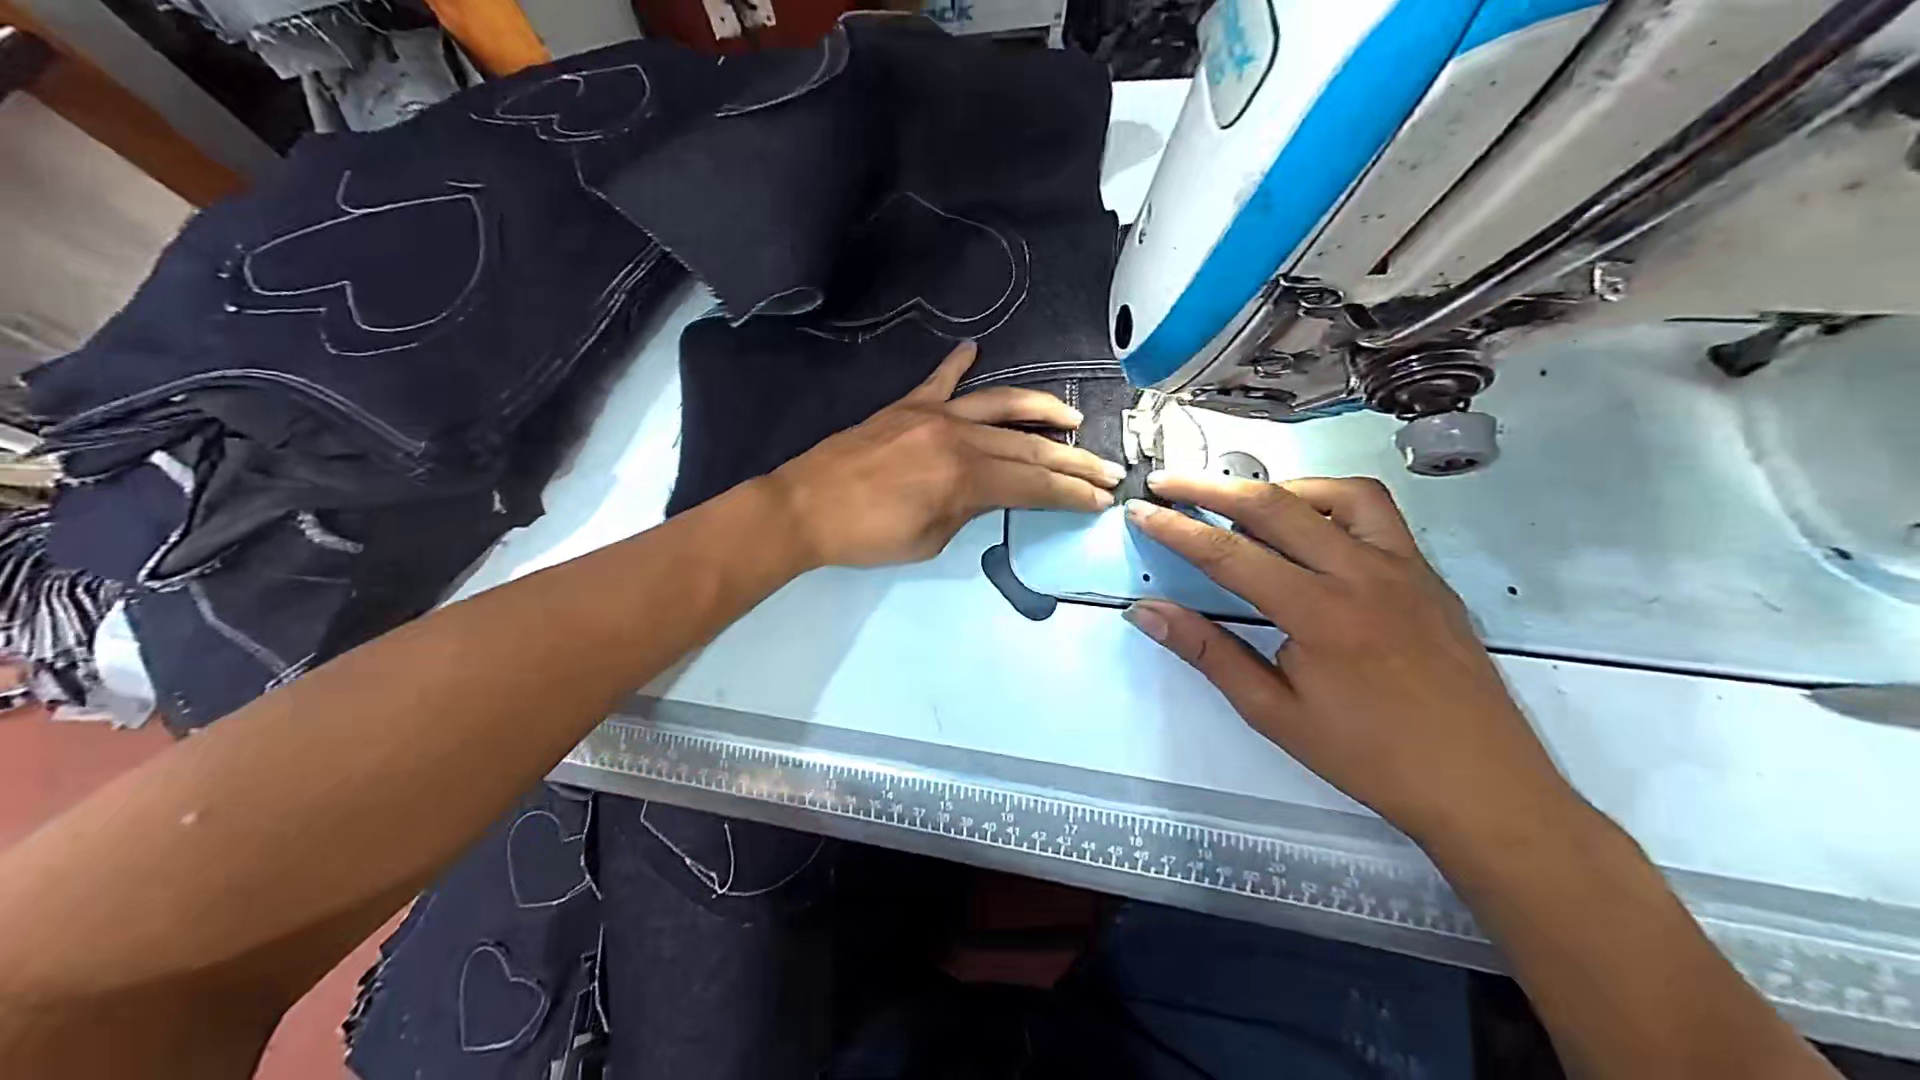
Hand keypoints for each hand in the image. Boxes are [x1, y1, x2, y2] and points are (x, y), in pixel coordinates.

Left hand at [767, 342, 1125, 567]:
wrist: (804, 507)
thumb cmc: (866, 536)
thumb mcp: (930, 539)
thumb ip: (969, 511)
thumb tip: (992, 493)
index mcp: (965, 478)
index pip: (1034, 485)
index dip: (1071, 493)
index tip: (1101, 498)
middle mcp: (958, 437)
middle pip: (1029, 447)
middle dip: (1074, 462)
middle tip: (1107, 470)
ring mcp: (932, 414)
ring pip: (1000, 405)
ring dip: (1040, 410)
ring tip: (1071, 419)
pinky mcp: (906, 406)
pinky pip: (939, 380)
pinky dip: (957, 364)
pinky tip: (974, 348)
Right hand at [1122, 473, 1581, 844]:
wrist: (1480, 783)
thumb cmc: (1368, 756)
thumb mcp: (1272, 711)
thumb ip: (1207, 652)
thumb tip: (1147, 611)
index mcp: (1319, 615)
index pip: (1229, 555)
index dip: (1176, 529)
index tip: (1140, 512)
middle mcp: (1361, 574)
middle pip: (1274, 507)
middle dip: (1210, 488)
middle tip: (1167, 483)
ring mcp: (1402, 565)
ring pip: (1332, 493)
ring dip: (1275, 487)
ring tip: (1238, 500)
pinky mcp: (1425, 570)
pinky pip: (1375, 512)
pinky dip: (1330, 500)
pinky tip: (1309, 523)